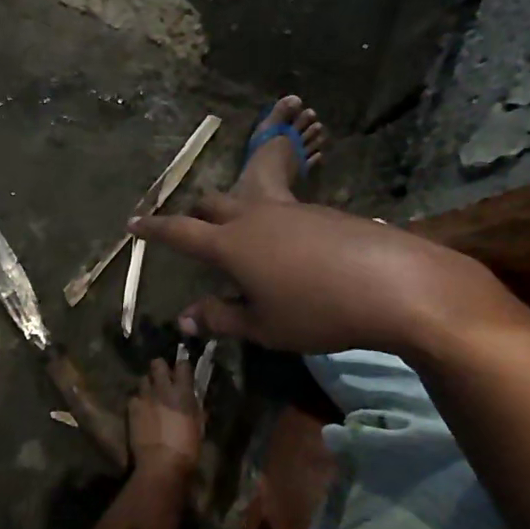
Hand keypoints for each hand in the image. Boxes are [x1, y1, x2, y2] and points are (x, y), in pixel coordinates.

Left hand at [127, 358, 201, 475]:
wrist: (161, 464)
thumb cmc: (187, 449)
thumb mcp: (199, 426)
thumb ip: (196, 408)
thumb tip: (195, 401)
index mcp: (183, 392)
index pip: (182, 365)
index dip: (182, 367)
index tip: (182, 373)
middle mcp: (162, 388)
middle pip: (157, 363)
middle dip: (160, 369)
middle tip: (163, 380)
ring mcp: (145, 396)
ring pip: (143, 379)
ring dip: (148, 385)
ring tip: (151, 396)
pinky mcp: (131, 407)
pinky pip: (134, 396)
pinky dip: (138, 401)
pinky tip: (141, 411)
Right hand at [128, 194, 529, 358]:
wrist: (397, 283)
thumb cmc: (318, 311)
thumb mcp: (264, 326)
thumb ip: (220, 318)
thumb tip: (184, 320)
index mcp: (229, 243)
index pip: (178, 231)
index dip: (152, 229)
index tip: (132, 224)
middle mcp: (252, 216)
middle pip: (210, 203)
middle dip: (194, 215)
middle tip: (191, 235)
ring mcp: (288, 209)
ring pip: (245, 202)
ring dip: (232, 218)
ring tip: (241, 248)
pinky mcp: (320, 211)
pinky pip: (279, 211)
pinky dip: (267, 226)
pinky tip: (289, 255)